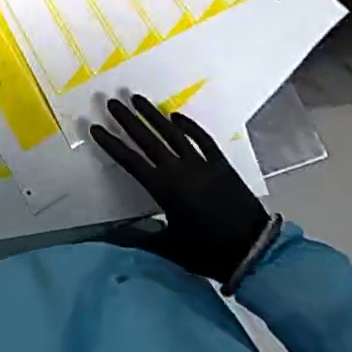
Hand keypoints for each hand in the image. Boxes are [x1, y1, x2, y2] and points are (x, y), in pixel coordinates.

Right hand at [88, 95, 281, 294]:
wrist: (256, 252)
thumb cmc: (207, 251)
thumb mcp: (168, 246)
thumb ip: (138, 237)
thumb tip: (108, 234)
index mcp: (163, 188)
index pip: (129, 160)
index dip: (111, 143)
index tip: (95, 128)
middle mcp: (179, 170)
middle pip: (147, 140)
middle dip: (127, 120)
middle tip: (112, 102)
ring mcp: (202, 165)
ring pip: (172, 134)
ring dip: (154, 115)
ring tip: (138, 99)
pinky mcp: (222, 165)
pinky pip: (203, 140)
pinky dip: (189, 126)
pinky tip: (176, 116)